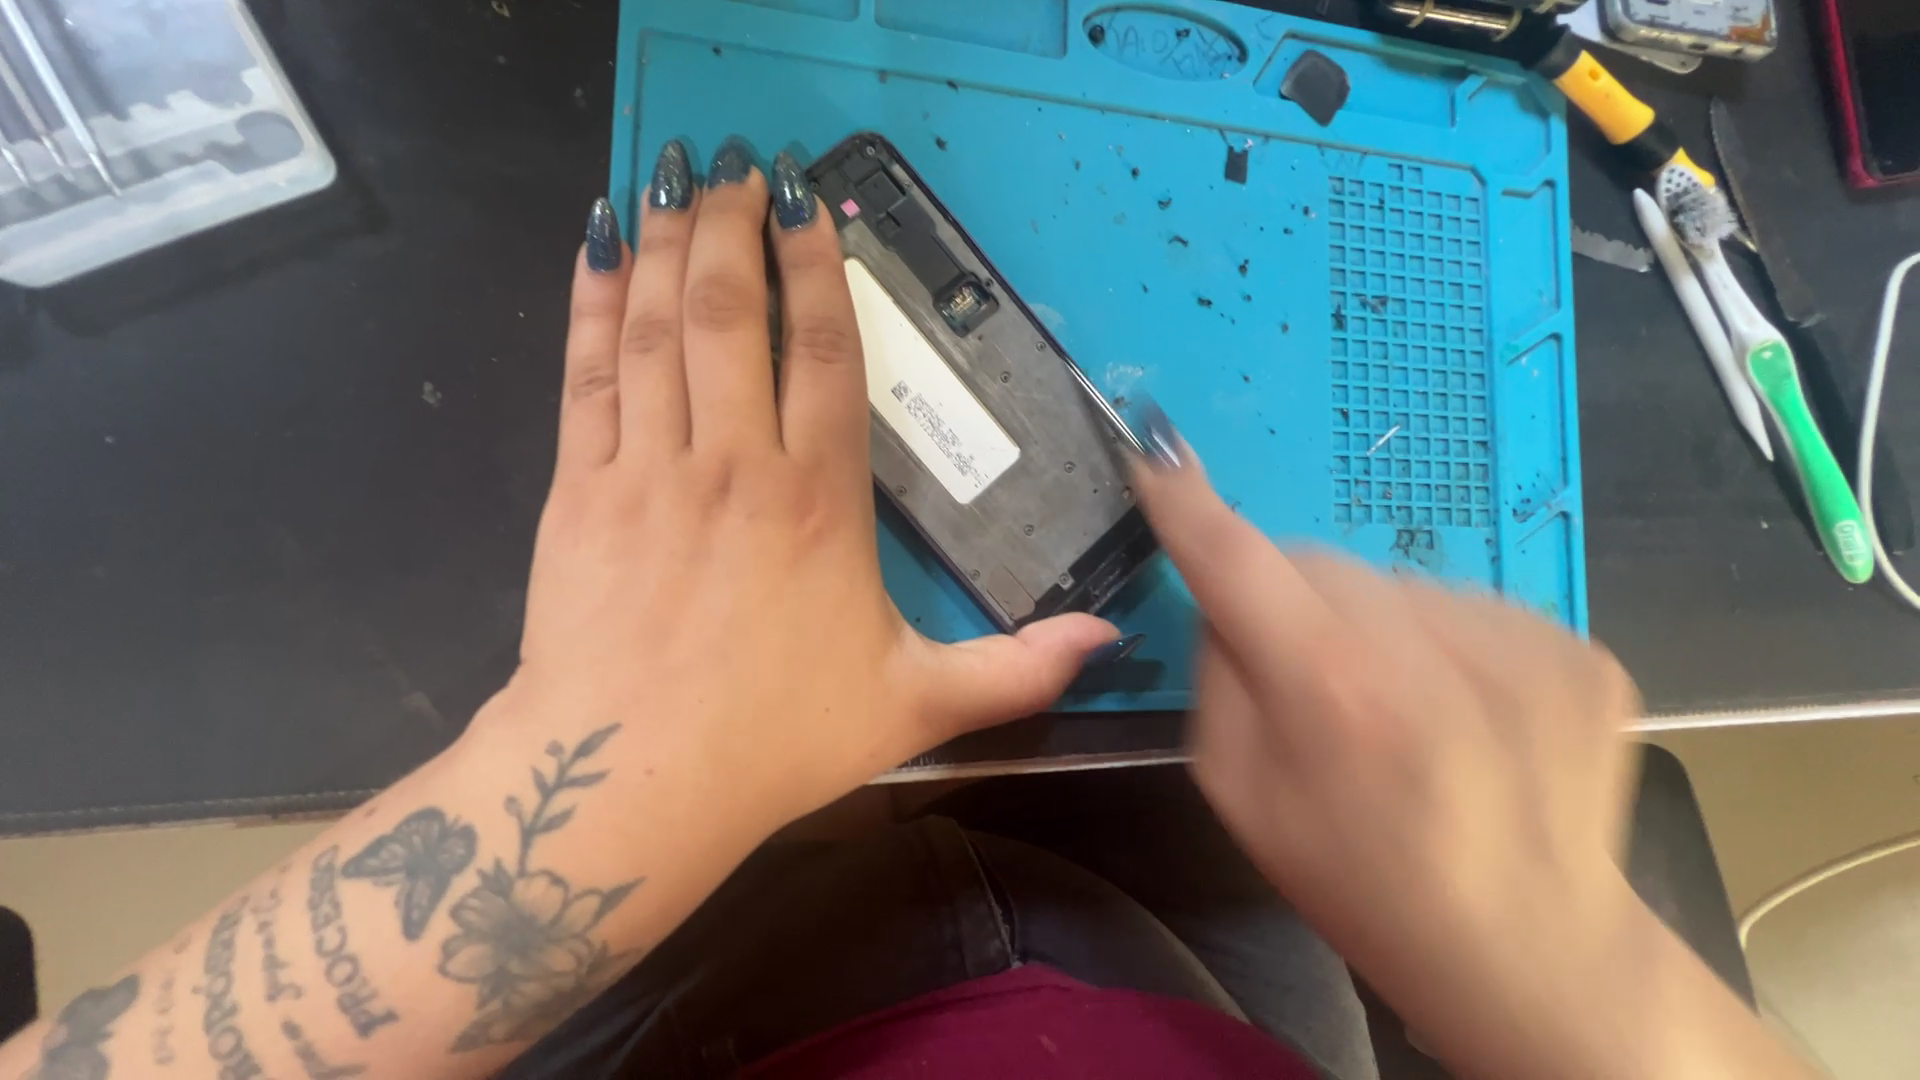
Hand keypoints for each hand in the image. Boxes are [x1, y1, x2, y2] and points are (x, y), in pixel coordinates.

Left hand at [482, 141, 1118, 842]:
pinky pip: (586, 375)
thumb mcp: (916, 708)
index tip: (813, 211)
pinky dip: (591, 305)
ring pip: (656, 327)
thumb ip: (1017, 671)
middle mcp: (732, 464)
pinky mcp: (579, 491)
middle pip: (730, 314)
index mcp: (818, 502)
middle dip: (734, 228)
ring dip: (665, 243)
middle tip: (740, 167)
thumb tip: (1110, 640)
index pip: (823, 353)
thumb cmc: (777, 741)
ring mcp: (646, 470)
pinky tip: (595, 251)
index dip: (819, 272)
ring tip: (674, 180)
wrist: (629, 785)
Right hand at [1130, 408, 1652, 1076]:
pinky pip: (1461, 605)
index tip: (1157, 452)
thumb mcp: (1234, 788)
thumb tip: (1232, 600)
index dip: (1187, 503)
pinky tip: (1454, 710)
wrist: (1527, 944)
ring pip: (1391, 581)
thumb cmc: (1350, 873)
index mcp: (1328, 686)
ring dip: (1370, 623)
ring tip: (1393, 708)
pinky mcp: (1574, 645)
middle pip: (1317, 561)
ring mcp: (1515, 635)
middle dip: (1291, 599)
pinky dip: (1437, 641)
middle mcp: (1424, 642)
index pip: (1235, 558)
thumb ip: (1217, 672)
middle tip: (1308, 680)